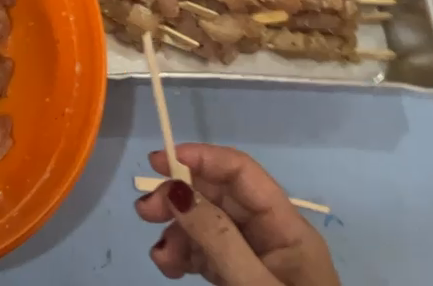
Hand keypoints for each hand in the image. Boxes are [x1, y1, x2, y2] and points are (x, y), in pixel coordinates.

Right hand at [134, 144, 339, 285]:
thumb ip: (217, 238)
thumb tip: (176, 189)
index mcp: (287, 230)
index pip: (241, 173)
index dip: (200, 158)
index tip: (157, 163)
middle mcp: (271, 238)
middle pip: (217, 196)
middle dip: (178, 198)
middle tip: (144, 212)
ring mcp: (255, 261)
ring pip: (206, 224)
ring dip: (176, 231)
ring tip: (160, 257)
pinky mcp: (240, 282)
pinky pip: (205, 253)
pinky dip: (183, 255)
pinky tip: (170, 268)